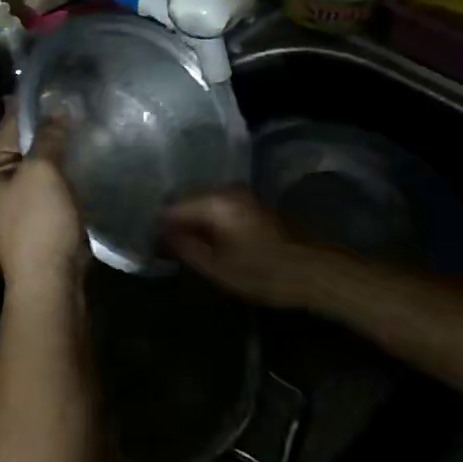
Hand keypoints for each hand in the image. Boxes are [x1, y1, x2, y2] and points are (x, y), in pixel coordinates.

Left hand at [0, 113, 85, 301]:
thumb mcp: (41, 172)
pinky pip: (59, 180)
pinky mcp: (47, 212)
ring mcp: (25, 198)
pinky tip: (92, 153)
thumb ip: (49, 137)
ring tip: (91, 120)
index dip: (34, 102)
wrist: (52, 282)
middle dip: (53, 123)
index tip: (59, 81)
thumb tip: (59, 110)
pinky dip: (72, 167)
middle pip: (29, 141)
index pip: (12, 123)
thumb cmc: (39, 223)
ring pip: (46, 161)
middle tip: (82, 99)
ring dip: (65, 145)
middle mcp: (3, 180)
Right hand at [160, 189, 314, 307]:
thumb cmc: (263, 272)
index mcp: (215, 201)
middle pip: (186, 199)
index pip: (172, 206)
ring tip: (181, 246)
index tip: (150, 245)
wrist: (312, 271)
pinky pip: (217, 205)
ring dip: (190, 221)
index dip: (158, 225)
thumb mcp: (218, 268)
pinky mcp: (250, 202)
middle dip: (173, 221)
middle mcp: (226, 189)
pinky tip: (204, 240)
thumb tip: (160, 236)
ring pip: (202, 202)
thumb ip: (185, 248)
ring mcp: (240, 193)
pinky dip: (206, 220)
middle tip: (162, 247)